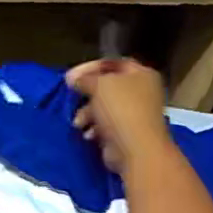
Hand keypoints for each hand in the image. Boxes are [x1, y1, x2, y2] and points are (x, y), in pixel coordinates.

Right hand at [67, 58, 173, 173]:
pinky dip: (94, 128)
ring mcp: (134, 114)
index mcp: (142, 74)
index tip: (70, 76)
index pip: (113, 63)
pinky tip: (88, 134)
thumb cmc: (120, 109)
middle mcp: (141, 91)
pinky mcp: (126, 133)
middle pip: (108, 86)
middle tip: (71, 97)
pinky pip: (105, 125)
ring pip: (104, 107)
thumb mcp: (99, 86)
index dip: (91, 67)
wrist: (135, 149)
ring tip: (78, 123)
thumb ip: (85, 79)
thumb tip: (72, 78)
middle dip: (87, 93)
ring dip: (87, 113)